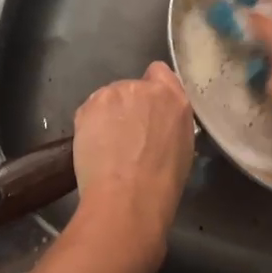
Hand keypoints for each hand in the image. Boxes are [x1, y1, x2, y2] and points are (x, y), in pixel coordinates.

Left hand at [70, 62, 194, 266]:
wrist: (127, 199)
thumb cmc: (162, 185)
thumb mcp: (182, 147)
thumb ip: (170, 123)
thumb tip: (157, 124)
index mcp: (174, 98)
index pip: (160, 73)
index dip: (153, 89)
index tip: (148, 110)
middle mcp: (144, 87)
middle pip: (132, 88)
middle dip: (129, 107)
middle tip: (127, 136)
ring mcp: (114, 93)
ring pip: (109, 99)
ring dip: (109, 115)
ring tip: (108, 147)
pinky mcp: (89, 105)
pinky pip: (90, 110)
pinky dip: (91, 125)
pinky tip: (95, 149)